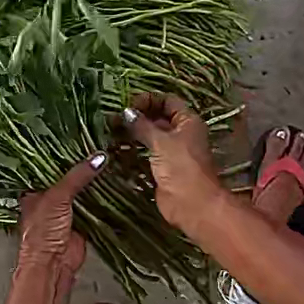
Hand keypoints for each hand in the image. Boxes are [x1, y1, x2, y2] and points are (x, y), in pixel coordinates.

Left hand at [15, 152, 105, 290]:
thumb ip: (78, 176)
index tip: (79, 136)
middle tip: (99, 144)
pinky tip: (113, 181)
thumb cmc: (43, 231)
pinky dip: (102, 195)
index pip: (48, 165)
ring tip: (109, 158)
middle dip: (81, 166)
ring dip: (93, 180)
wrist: (53, 264)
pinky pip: (93, 204)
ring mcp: (65, 210)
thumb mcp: (58, 196)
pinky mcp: (81, 221)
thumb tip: (99, 157)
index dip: (62, 152)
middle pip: (67, 177)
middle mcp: (49, 198)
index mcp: (34, 190)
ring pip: (81, 190)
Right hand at [122, 94, 226, 233]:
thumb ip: (143, 125)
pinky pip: (147, 153)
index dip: (149, 100)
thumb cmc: (181, 167)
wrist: (191, 204)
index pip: (167, 101)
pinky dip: (135, 149)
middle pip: (159, 118)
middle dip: (138, 116)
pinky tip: (118, 148)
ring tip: (112, 131)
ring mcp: (173, 152)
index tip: (128, 105)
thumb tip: (126, 112)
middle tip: (114, 118)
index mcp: (188, 121)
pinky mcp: (164, 168)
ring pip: (152, 136)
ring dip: (134, 133)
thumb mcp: (161, 141)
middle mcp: (182, 134)